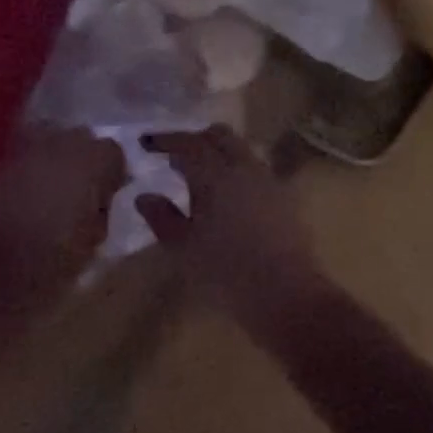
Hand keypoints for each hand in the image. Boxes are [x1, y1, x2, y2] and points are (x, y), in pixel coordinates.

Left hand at [0, 126, 126, 313]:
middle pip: (82, 138)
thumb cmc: (63, 253)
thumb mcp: (98, 232)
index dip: (112, 172)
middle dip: (85, 158)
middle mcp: (63, 142)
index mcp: (95, 159)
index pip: (113, 152)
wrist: (9, 265)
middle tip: (83, 186)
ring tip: (56, 184)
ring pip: (51, 139)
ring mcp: (30, 148)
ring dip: (57, 157)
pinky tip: (33, 187)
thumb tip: (101, 194)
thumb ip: (104, 203)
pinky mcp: (5, 161)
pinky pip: (26, 153)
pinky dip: (33, 165)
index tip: (109, 190)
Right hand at [135, 125, 322, 320]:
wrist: (286, 295)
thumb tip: (145, 196)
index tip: (146, 143)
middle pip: (221, 137)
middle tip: (176, 156)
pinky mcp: (287, 201)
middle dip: (197, 140)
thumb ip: (162, 218)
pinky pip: (258, 173)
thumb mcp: (184, 248)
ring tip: (202, 177)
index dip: (166, 140)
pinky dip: (238, 174)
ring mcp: (271, 183)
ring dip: (221, 155)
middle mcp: (246, 169)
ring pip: (243, 152)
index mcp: (216, 175)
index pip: (189, 144)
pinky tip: (230, 198)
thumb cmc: (225, 273)